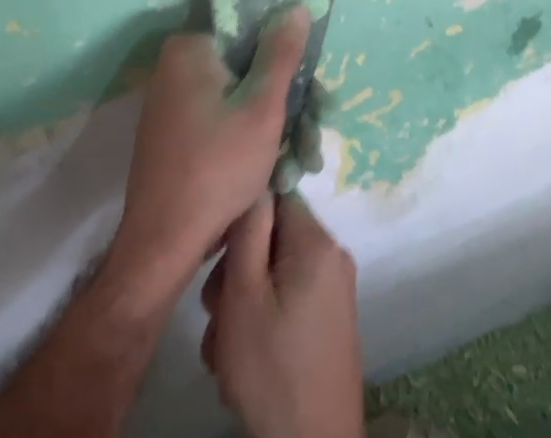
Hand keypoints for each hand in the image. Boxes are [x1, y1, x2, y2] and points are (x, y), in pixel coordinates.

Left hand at [109, 7, 312, 288]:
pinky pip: (227, 124)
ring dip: (280, 129)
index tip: (316, 94)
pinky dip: (256, 142)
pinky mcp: (181, 135)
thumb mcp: (262, 107)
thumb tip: (296, 6)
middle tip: (315, 139)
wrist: (166, 239)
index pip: (252, 34)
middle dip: (292, 105)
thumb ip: (282, 53)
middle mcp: (178, 69)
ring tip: (306, 164)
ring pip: (244, 102)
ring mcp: (177, 104)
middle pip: (251, 71)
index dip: (290, 62)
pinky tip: (283, 171)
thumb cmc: (218, 166)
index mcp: (191, 50)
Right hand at [201, 195, 363, 437]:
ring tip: (227, 347)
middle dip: (234, 274)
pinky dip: (259, 324)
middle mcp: (332, 258)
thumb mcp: (244, 293)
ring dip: (240, 306)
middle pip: (269, 242)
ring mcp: (333, 292)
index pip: (274, 199)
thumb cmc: (271, 367)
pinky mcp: (328, 322)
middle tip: (218, 314)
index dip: (240, 222)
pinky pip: (284, 303)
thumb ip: (247, 231)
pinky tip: (243, 359)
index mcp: (317, 243)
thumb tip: (254, 183)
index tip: (218, 255)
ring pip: (270, 277)